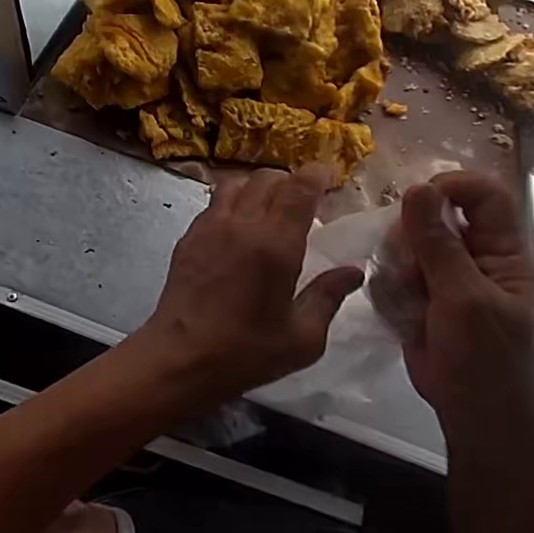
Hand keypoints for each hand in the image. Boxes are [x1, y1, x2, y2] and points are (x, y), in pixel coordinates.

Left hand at [132, 165, 364, 406]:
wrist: (181, 357)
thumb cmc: (246, 352)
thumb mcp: (302, 337)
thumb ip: (328, 297)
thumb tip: (352, 272)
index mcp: (275, 244)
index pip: (298, 188)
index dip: (316, 174)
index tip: (328, 177)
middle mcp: (241, 225)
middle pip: (267, 178)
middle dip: (290, 181)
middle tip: (303, 202)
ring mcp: (209, 227)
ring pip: (236, 184)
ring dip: (257, 188)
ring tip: (268, 210)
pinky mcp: (188, 237)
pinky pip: (213, 204)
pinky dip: (232, 203)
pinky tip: (238, 230)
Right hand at [394, 171, 533, 436]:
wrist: (476, 420)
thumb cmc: (487, 362)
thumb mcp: (464, 299)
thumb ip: (438, 243)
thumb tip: (418, 188)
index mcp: (504, 252)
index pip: (483, 194)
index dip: (450, 188)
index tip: (414, 202)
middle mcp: (474, 257)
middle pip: (432, 217)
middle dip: (411, 240)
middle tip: (408, 270)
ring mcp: (444, 279)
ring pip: (404, 247)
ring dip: (398, 272)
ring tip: (410, 304)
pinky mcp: (419, 298)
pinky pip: (391, 276)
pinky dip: (391, 295)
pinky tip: (404, 319)